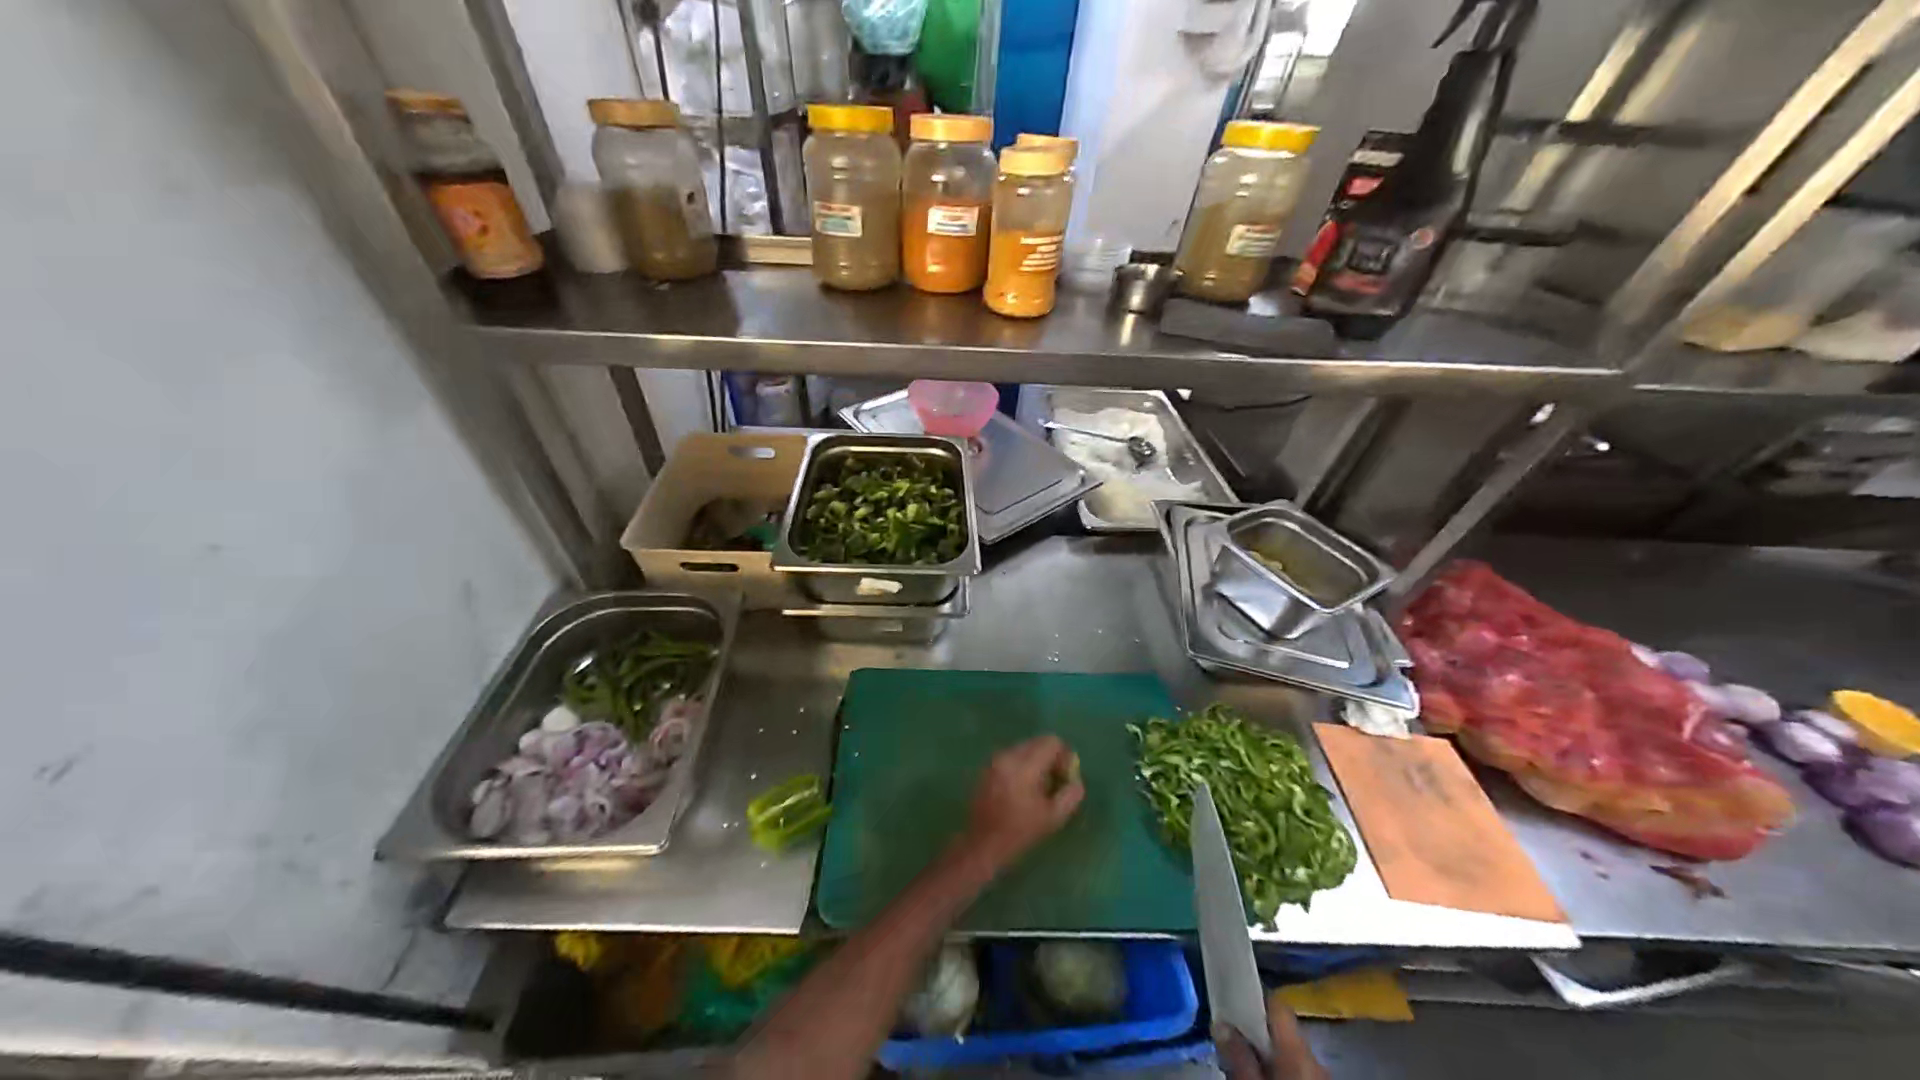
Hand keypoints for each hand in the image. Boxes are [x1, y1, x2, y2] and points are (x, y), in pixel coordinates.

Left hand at [961, 735, 1084, 871]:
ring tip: (1038, 787)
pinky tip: (1021, 788)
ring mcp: (995, 760)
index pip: (1051, 742)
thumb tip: (1075, 778)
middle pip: (1037, 742)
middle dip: (1050, 758)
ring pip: (1024, 748)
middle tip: (1054, 782)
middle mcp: (1007, 756)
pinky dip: (1022, 765)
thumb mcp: (1054, 817)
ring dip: (1036, 761)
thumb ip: (1070, 794)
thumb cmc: (1020, 832)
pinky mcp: (987, 767)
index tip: (1064, 777)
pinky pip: (1012, 756)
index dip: (1064, 756)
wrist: (983, 844)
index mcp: (1024, 766)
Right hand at [1216, 997, 1327, 1079]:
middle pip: (1283, 1031)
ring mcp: (1322, 1078)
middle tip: (1228, 1038)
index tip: (1230, 1001)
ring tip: (1240, 1063)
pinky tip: (1260, 1079)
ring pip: (1290, 1053)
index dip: (1254, 999)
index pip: (1278, 1005)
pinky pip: (1298, 1070)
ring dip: (1266, 1053)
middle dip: (1255, 1031)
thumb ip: (1238, 1057)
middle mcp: (1315, 1060)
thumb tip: (1221, 1024)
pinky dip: (1279, 1069)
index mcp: (1298, 1052)